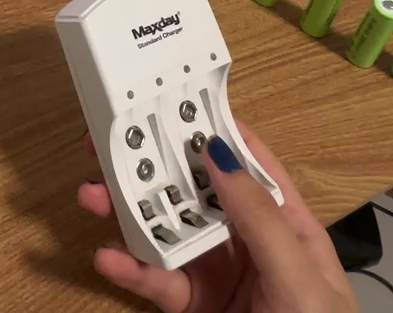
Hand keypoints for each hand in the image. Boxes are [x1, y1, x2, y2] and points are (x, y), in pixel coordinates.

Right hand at [77, 121, 356, 312]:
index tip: (170, 98)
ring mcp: (213, 268)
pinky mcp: (190, 301)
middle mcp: (243, 237)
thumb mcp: (300, 279)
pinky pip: (153, 276)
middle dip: (149, 162)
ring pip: (163, 225)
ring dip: (124, 208)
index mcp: (282, 220)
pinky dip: (127, 265)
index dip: (208, 127)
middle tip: (108, 142)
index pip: (243, 160)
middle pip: (189, 186)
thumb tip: (217, 152)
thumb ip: (258, 217)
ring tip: (92, 194)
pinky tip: (108, 256)